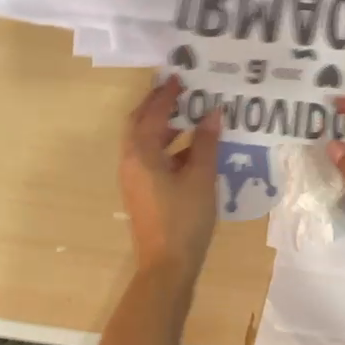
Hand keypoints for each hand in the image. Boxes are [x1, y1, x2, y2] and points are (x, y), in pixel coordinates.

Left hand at [119, 76, 221, 276]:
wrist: (167, 266)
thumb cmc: (184, 219)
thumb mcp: (201, 178)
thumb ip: (206, 143)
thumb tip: (212, 113)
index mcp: (141, 154)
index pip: (151, 114)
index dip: (165, 95)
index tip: (179, 78)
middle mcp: (131, 163)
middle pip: (140, 125)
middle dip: (158, 107)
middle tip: (179, 93)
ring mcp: (134, 180)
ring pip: (146, 144)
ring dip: (165, 128)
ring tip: (191, 119)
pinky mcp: (143, 194)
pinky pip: (152, 160)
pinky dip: (169, 149)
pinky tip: (192, 152)